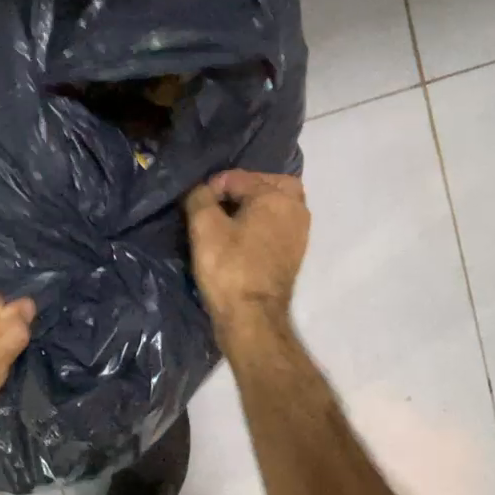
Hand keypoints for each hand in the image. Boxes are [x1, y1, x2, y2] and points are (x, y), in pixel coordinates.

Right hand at [182, 169, 309, 332]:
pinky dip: (262, 222)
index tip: (195, 202)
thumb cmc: (228, 268)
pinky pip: (278, 224)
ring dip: (254, 205)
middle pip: (269, 184)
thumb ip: (199, 198)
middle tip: (218, 202)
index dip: (213, 186)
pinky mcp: (295, 252)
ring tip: (227, 218)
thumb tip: (200, 189)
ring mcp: (300, 232)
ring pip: (277, 204)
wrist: (252, 316)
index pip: (238, 177)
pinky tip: (242, 235)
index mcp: (276, 196)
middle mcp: (296, 208)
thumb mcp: (204, 227)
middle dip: (243, 187)